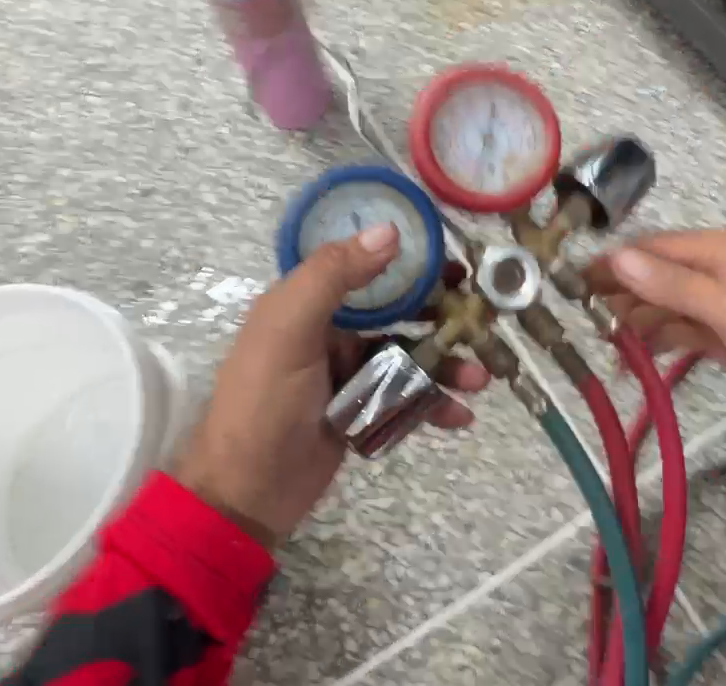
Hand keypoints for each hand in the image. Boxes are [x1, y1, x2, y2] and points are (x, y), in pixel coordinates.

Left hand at [175, 223, 489, 545]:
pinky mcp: (361, 412)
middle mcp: (330, 331)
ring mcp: (347, 374)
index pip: (364, 265)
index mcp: (307, 302)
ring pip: (408, 357)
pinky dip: (434, 405)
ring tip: (480, 379)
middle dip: (441, 315)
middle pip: (397, 312)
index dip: (409, 261)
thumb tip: (390, 231)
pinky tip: (461, 415)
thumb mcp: (289, 328)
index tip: (453, 261)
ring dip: (446, 365)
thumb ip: (334, 275)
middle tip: (480, 317)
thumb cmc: (264, 401)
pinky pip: (406, 399)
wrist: (245, 494)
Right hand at [586, 229, 725, 413]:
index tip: (579, 279)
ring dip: (640, 316)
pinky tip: (636, 349)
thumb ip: (674, 285)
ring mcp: (725, 301)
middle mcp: (722, 268)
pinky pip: (684, 327)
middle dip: (625, 290)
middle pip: (661, 273)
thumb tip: (618, 258)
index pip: (659, 247)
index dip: (619, 261)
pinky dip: (661, 336)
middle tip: (586, 312)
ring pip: (669, 302)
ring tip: (607, 335)